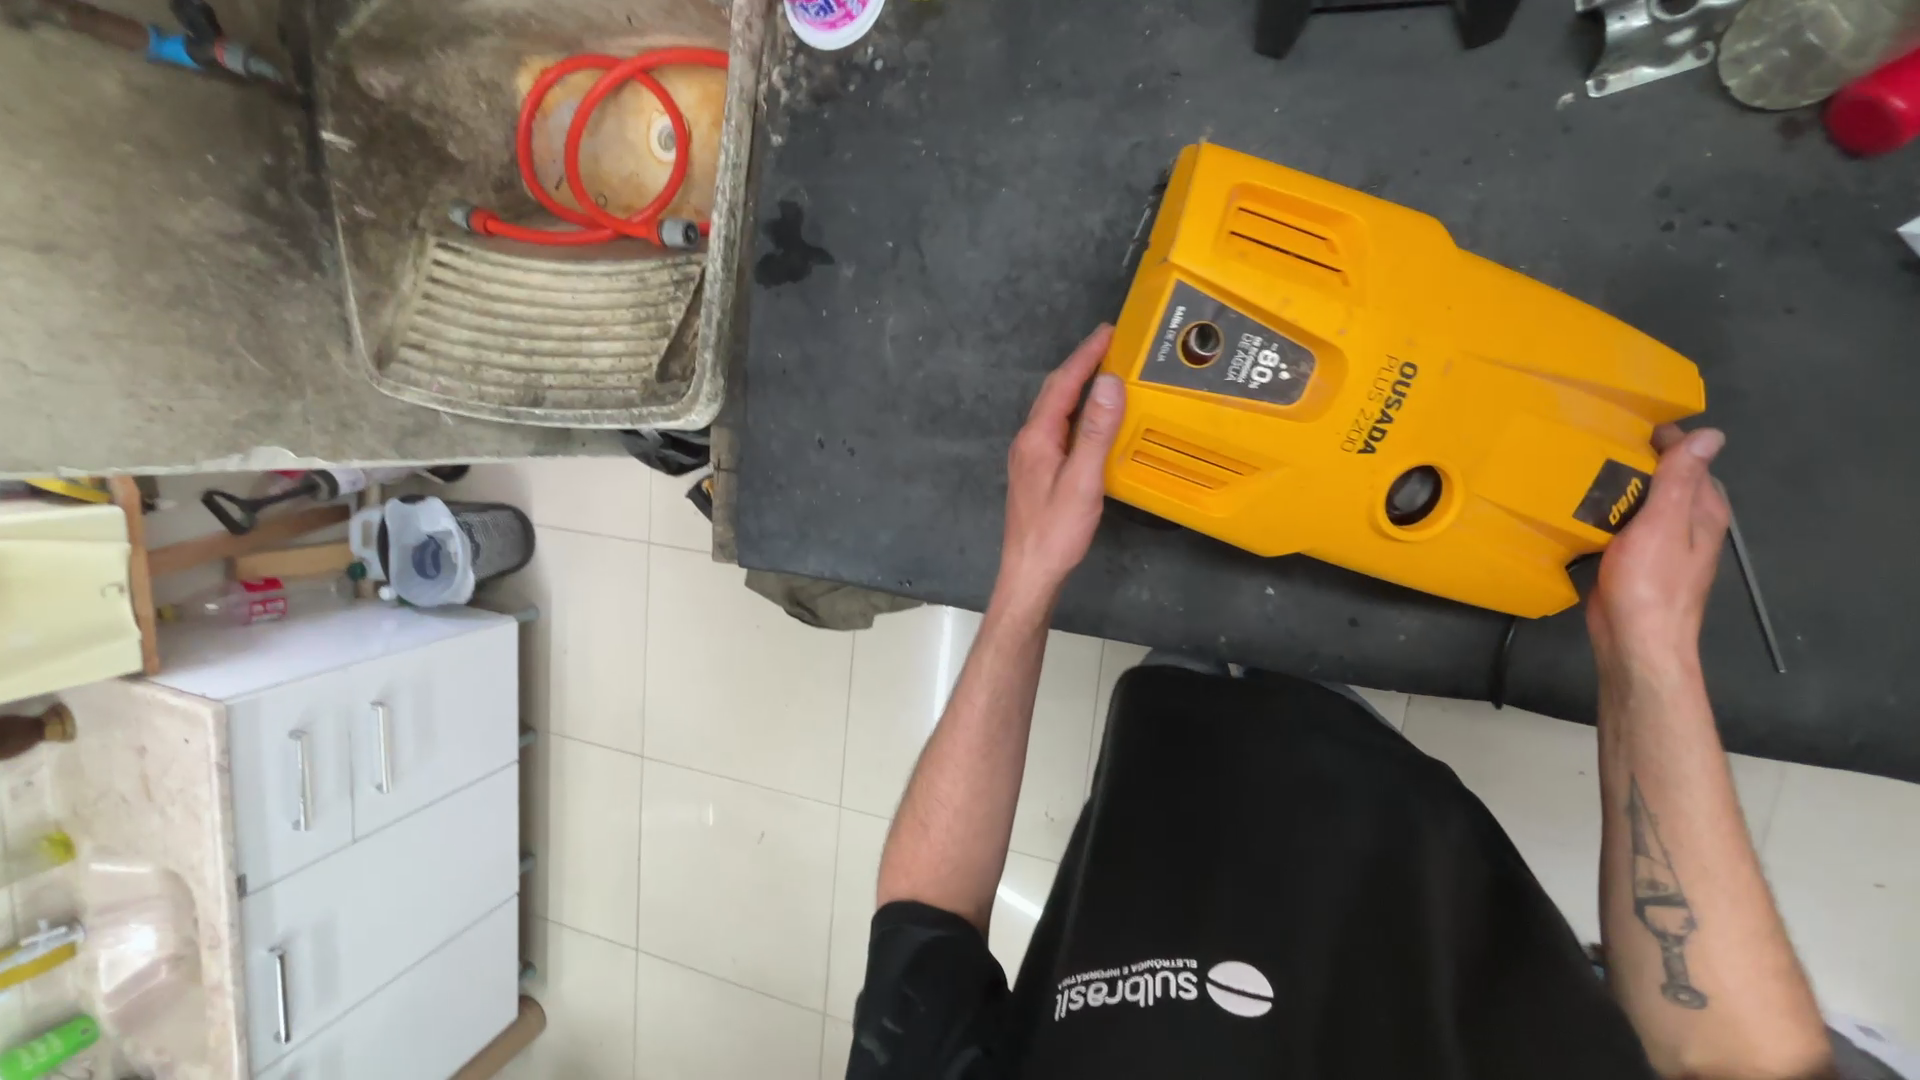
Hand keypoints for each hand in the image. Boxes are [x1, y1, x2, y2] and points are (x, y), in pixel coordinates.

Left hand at [995, 324, 1126, 606]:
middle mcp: (1028, 441)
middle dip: (1081, 366)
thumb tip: (1109, 383)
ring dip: (1078, 390)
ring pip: (1054, 412)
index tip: (1110, 332)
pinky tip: (1093, 423)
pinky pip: (1058, 430)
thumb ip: (1097, 433)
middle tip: (1112, 347)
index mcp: (1037, 438)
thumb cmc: (1056, 531)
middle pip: (1054, 394)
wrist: (1030, 572)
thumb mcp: (1083, 481)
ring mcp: (1030, 458)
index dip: (1085, 356)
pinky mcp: (1036, 473)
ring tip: (1107, 375)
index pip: (1062, 385)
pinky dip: (1077, 415)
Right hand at [1588, 424, 1729, 676]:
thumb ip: (1680, 480)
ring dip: (1617, 486)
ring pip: (1642, 503)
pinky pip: (1622, 525)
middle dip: (1636, 459)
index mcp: (1703, 511)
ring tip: (1578, 470)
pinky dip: (1605, 512)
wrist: (1637, 640)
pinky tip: (1579, 511)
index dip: (1665, 439)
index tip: (1624, 421)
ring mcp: (1661, 545)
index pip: (1690, 461)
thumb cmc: (1650, 583)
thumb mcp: (1662, 525)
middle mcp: (1688, 524)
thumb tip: (1710, 433)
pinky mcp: (1634, 561)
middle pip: (1666, 481)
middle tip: (1591, 441)